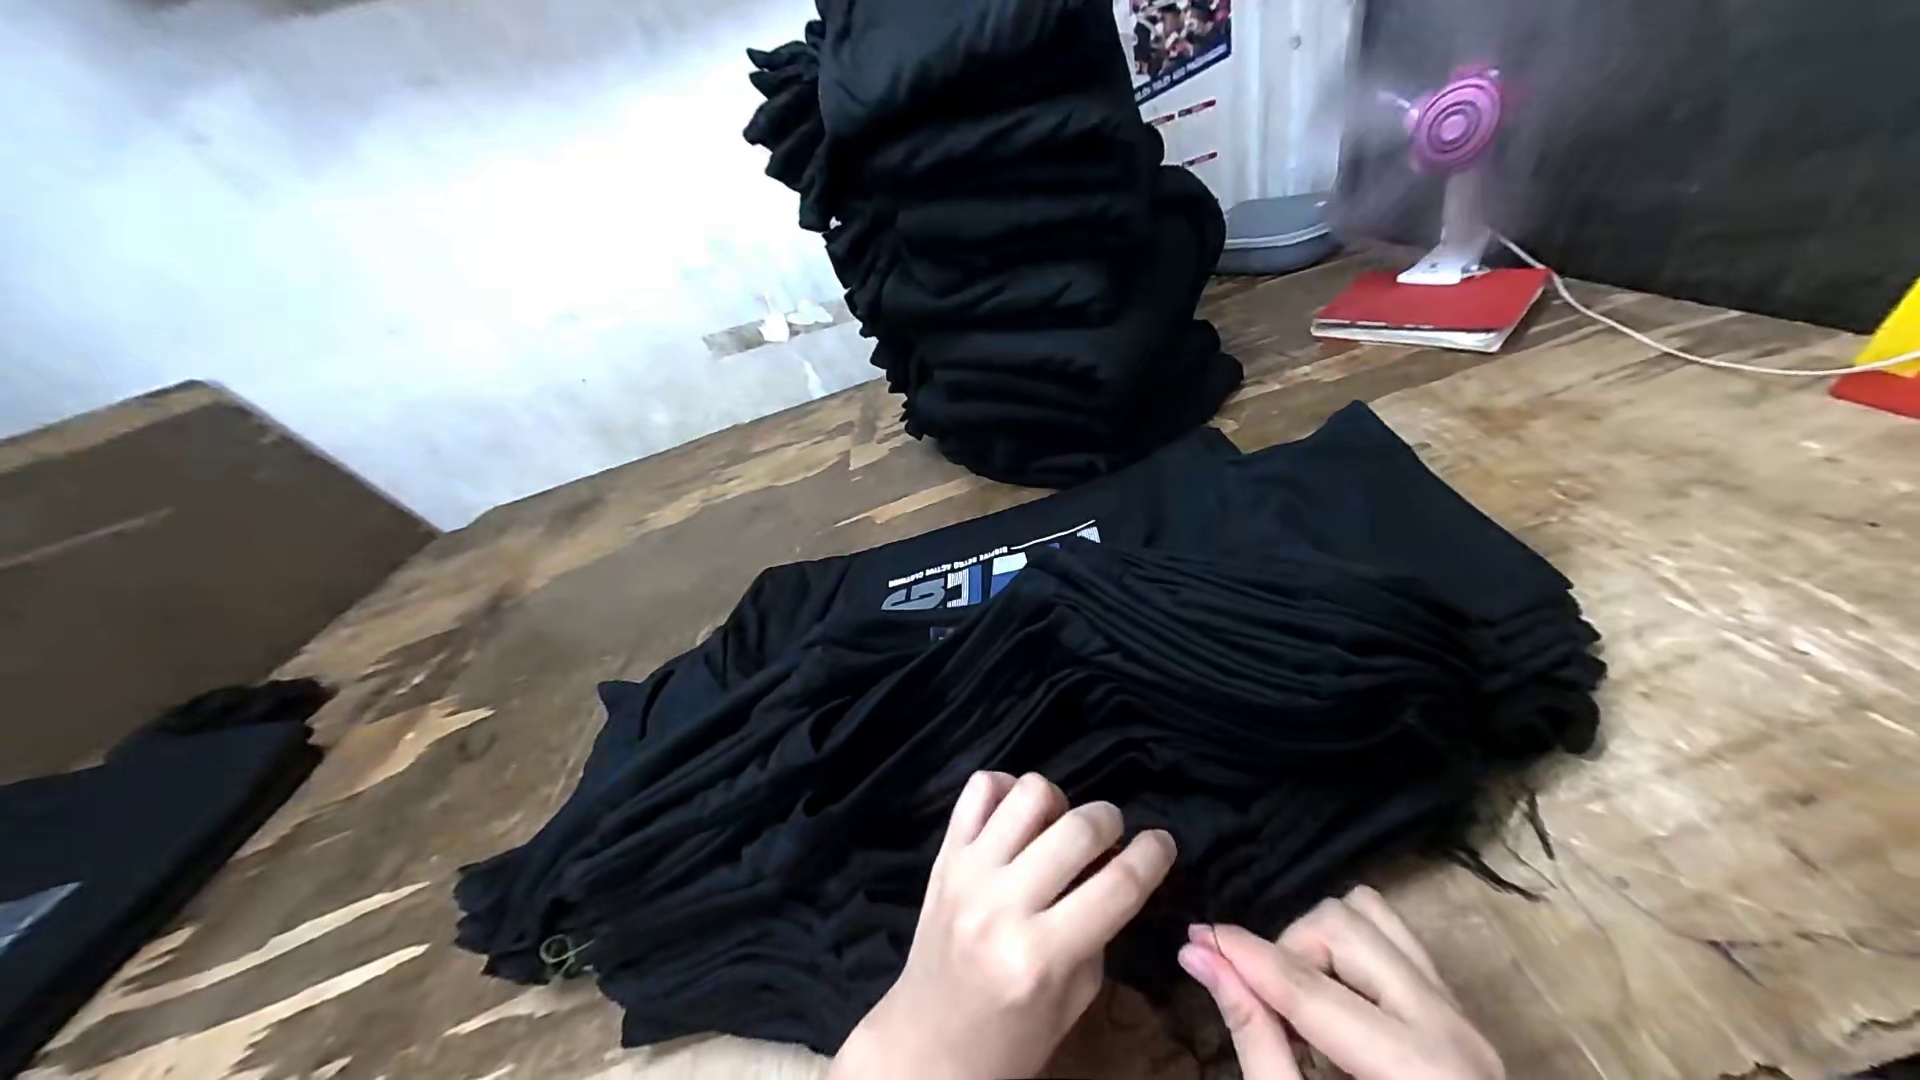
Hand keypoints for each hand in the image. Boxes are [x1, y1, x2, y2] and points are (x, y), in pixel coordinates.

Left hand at [830, 771, 1177, 1079]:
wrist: (928, 1043)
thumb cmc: (1012, 1034)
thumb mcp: (1075, 996)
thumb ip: (1099, 925)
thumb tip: (1116, 861)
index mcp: (1041, 957)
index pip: (1118, 884)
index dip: (1154, 854)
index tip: (1163, 841)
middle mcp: (1002, 905)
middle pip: (1078, 829)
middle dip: (1110, 820)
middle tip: (1112, 833)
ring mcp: (967, 873)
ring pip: (1028, 793)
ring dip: (1059, 801)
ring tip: (1059, 825)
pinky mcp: (944, 854)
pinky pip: (979, 789)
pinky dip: (1006, 787)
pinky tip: (1017, 814)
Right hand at [1178, 886, 1502, 1079]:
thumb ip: (1252, 1034)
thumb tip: (1199, 956)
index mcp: (1422, 1071)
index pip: (1309, 989)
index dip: (1243, 956)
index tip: (1194, 936)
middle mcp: (1453, 1029)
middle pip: (1339, 926)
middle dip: (1287, 955)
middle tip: (1270, 1008)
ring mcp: (1460, 1010)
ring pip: (1367, 914)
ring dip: (1316, 944)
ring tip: (1305, 1005)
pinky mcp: (1454, 1003)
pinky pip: (1391, 932)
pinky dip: (1346, 945)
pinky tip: (1334, 996)